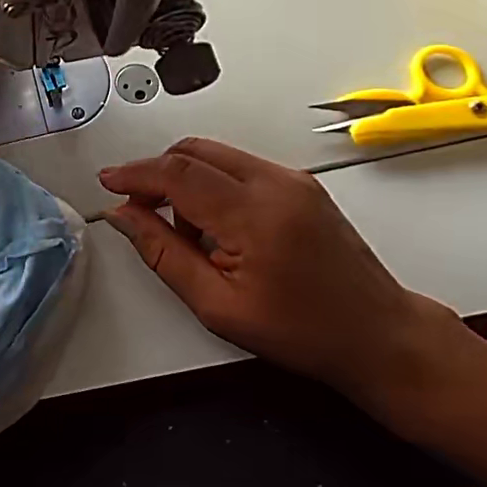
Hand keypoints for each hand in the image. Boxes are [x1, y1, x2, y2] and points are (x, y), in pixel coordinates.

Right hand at [100, 138, 453, 390]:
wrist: (376, 334)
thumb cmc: (307, 331)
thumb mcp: (218, 305)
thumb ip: (162, 253)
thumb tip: (126, 218)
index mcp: (256, 216)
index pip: (177, 173)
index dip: (134, 173)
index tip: (110, 181)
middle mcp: (277, 185)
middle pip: (193, 151)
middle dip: (156, 174)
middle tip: (139, 209)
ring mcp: (292, 180)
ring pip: (214, 155)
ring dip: (185, 181)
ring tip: (188, 233)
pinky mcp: (299, 183)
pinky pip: (238, 166)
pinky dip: (212, 184)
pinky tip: (215, 226)